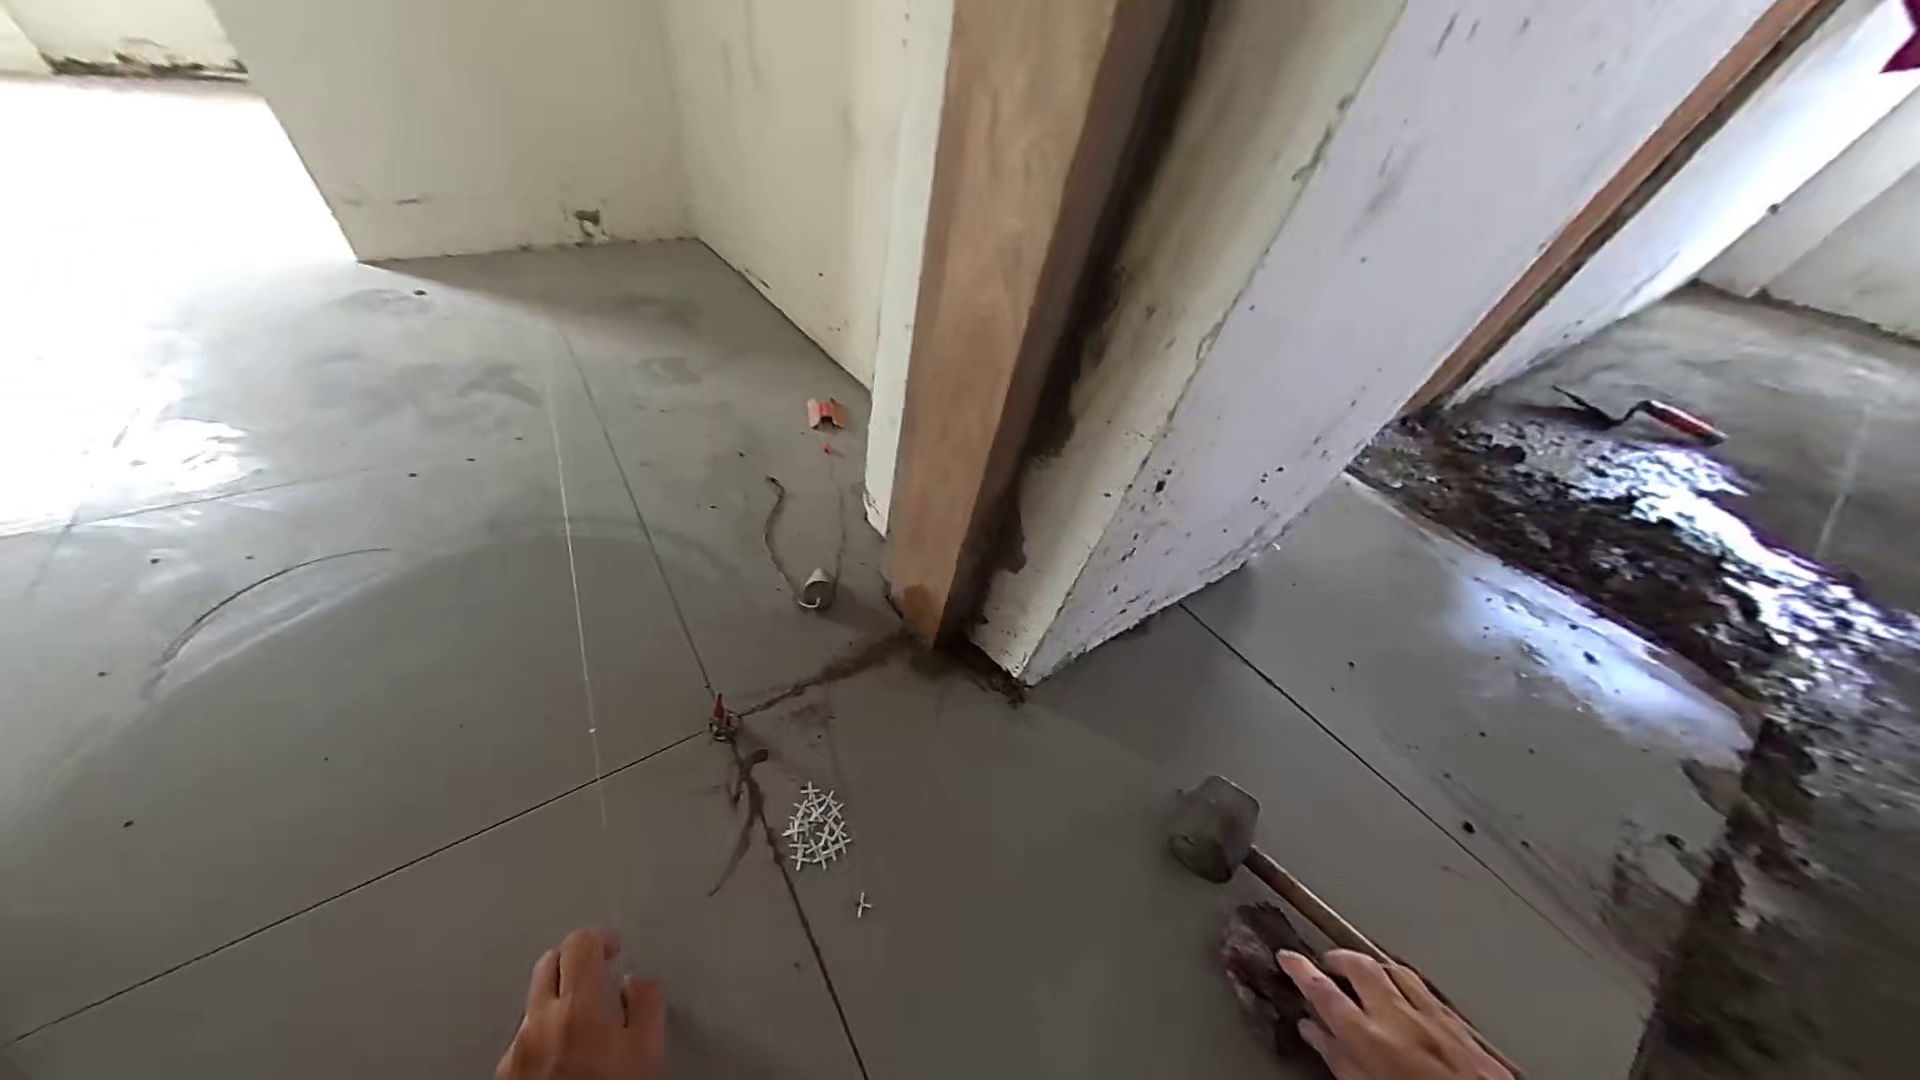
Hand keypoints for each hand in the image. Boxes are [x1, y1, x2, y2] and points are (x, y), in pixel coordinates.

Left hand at [496, 928, 665, 1079]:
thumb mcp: (649, 1049)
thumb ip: (648, 1001)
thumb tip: (637, 982)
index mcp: (576, 1007)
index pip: (579, 943)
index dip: (601, 936)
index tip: (614, 945)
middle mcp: (537, 1025)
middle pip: (548, 962)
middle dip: (575, 958)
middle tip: (599, 970)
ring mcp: (514, 1054)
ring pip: (534, 1001)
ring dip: (559, 996)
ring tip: (587, 1019)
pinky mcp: (503, 1079)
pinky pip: (525, 1036)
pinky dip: (545, 1030)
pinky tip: (566, 1051)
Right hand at [1277, 950, 1513, 1079]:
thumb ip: (1337, 1059)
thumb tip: (1311, 1030)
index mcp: (1368, 1038)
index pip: (1321, 989)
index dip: (1298, 968)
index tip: (1287, 957)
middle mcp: (1399, 1019)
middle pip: (1359, 966)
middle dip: (1338, 959)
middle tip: (1327, 964)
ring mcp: (1436, 1022)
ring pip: (1396, 971)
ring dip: (1374, 967)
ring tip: (1363, 973)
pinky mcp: (1467, 1033)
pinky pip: (1430, 994)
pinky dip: (1409, 987)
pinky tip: (1407, 996)